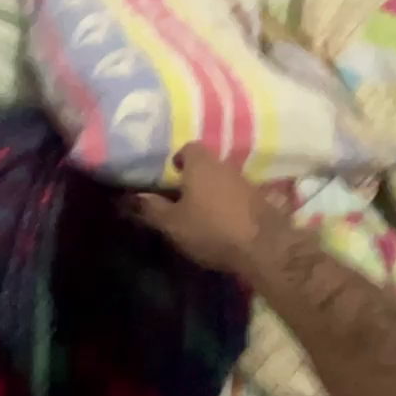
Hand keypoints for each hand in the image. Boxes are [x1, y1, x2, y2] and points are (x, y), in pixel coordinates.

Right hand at [131, 145, 288, 273]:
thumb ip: (151, 209)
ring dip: (216, 191)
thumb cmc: (211, 229)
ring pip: (226, 179)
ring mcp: (248, 182)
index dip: (180, 159)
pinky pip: (242, 196)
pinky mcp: (264, 201)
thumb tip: (129, 198)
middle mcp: (225, 166)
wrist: (266, 248)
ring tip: (205, 211)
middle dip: (197, 176)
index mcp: (201, 165)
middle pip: (208, 164)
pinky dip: (233, 204)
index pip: (189, 147)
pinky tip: (227, 222)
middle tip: (185, 196)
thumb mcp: (174, 223)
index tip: (174, 173)